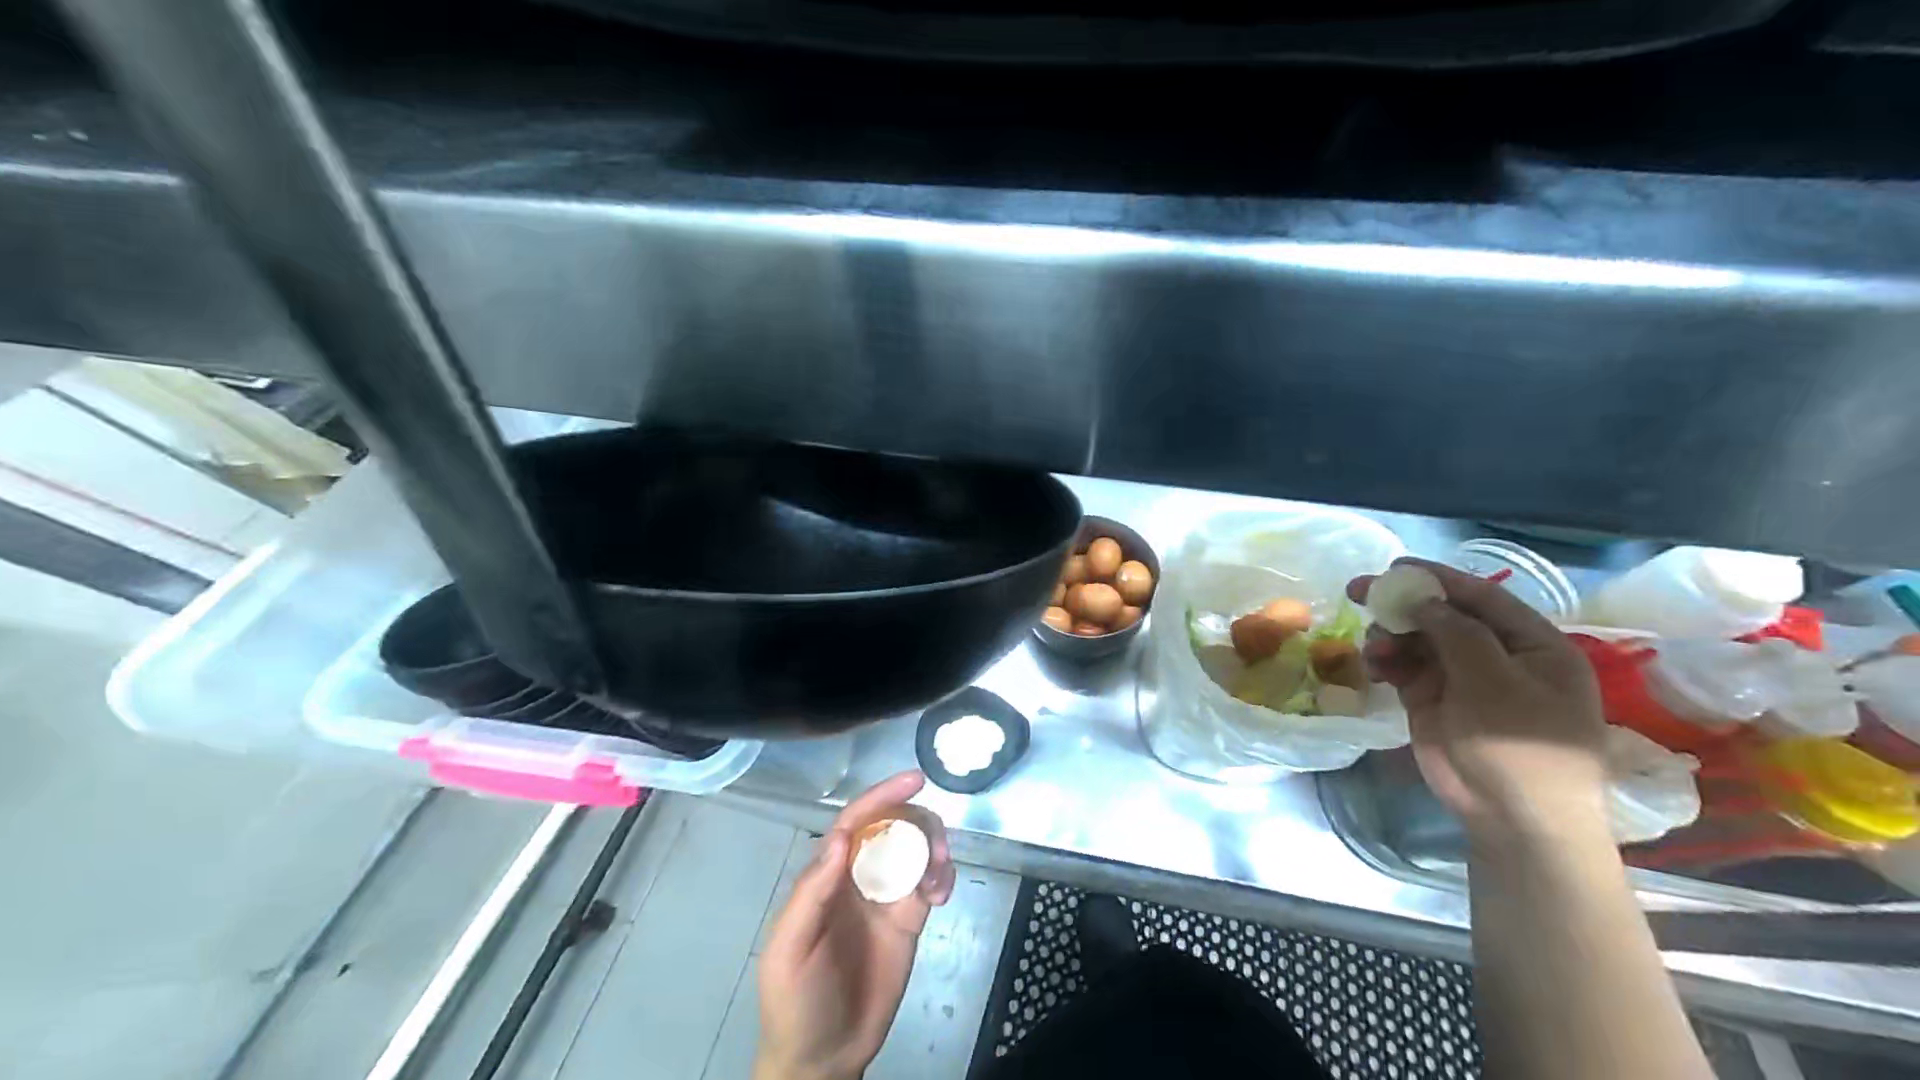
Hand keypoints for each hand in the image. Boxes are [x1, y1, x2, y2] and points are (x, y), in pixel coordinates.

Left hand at [753, 770, 955, 1079]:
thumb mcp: (790, 948)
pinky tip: (942, 894)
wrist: (824, 1056)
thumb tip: (839, 837)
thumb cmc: (795, 999)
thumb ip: (812, 893)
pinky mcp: (908, 920)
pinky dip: (942, 877)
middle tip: (936, 847)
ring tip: (939, 879)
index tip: (913, 780)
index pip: (854, 822)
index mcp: (826, 874)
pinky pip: (929, 883)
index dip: (881, 796)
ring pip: (916, 849)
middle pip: (892, 827)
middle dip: (918, 822)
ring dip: (934, 848)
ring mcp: (885, 896)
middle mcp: (857, 875)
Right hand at [1348, 559, 1609, 842]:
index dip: (1438, 578)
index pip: (1481, 597)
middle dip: (1403, 604)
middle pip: (1443, 615)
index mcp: (1532, 645)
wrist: (1513, 817)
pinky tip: (1374, 666)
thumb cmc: (1519, 745)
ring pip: (1418, 639)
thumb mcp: (1494, 680)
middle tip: (1358, 592)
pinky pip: (1404, 667)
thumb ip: (1457, 632)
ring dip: (1391, 635)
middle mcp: (1498, 655)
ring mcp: (1463, 678)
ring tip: (1374, 648)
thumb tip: (1422, 600)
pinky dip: (1386, 661)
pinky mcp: (1433, 699)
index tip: (1394, 566)